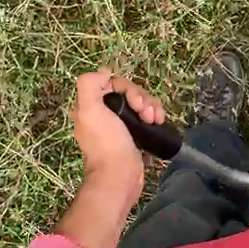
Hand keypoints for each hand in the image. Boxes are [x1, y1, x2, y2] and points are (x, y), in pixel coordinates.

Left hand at [72, 68, 163, 191]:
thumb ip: (89, 85)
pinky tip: (158, 122)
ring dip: (151, 106)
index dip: (125, 88)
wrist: (120, 175)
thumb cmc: (106, 143)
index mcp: (90, 106)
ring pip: (140, 102)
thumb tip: (105, 72)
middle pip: (128, 91)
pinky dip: (155, 114)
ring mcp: (120, 124)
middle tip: (145, 114)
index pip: (111, 83)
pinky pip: (147, 114)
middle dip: (141, 99)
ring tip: (155, 120)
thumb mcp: (90, 110)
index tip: (133, 102)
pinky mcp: (135, 133)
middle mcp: (103, 113)